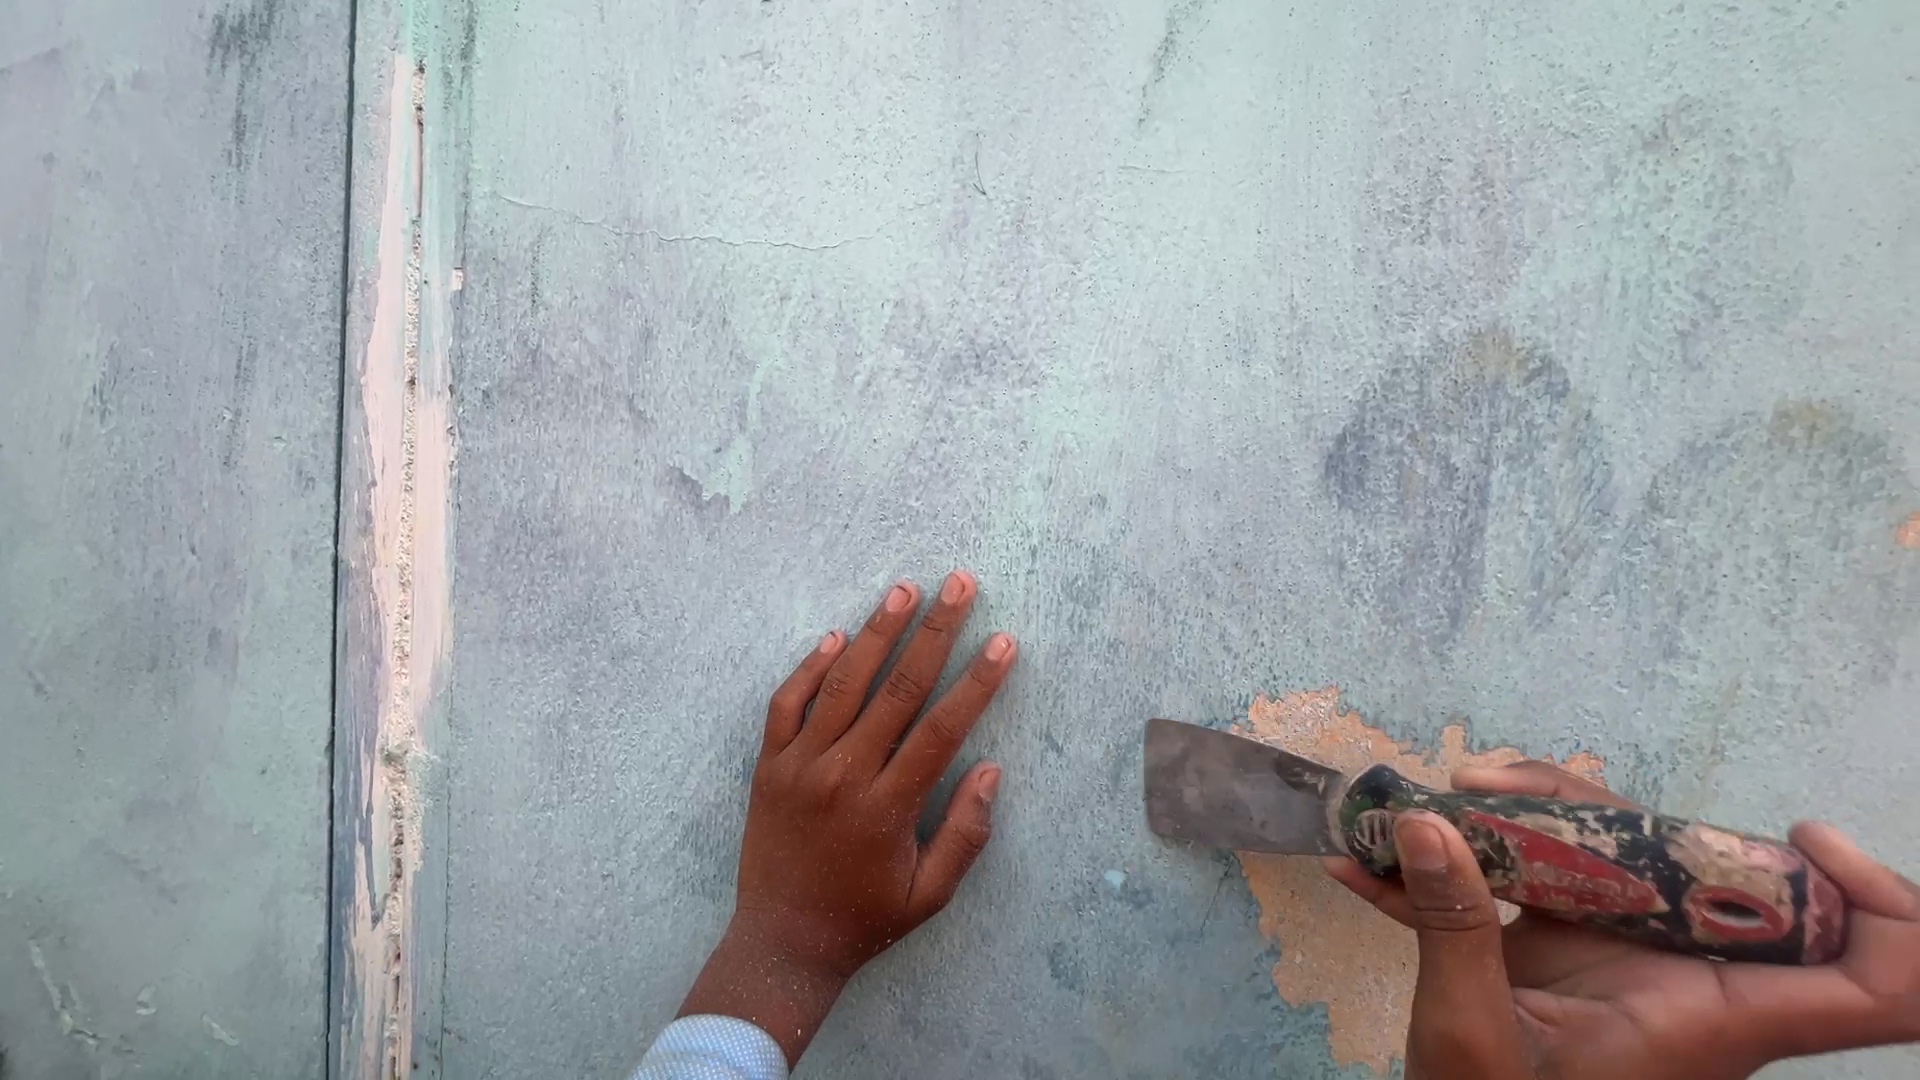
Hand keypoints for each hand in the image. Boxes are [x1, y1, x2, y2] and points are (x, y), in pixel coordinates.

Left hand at [678, 571, 1016, 1063]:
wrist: (781, 944)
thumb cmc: (864, 919)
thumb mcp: (929, 894)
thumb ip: (966, 834)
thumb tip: (991, 769)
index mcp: (887, 806)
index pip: (942, 728)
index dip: (977, 681)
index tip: (1003, 641)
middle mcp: (844, 774)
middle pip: (898, 689)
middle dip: (935, 631)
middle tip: (959, 585)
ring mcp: (800, 765)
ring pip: (843, 683)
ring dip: (876, 632)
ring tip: (904, 590)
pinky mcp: (768, 764)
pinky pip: (786, 703)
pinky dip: (810, 667)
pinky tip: (837, 636)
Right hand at [1325, 763, 1919, 1079]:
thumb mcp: (1472, 1032)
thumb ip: (1455, 927)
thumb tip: (1425, 821)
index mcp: (1703, 1015)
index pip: (1872, 985)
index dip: (1876, 907)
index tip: (1797, 832)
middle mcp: (1671, 973)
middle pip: (1678, 865)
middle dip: (1583, 806)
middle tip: (1479, 785)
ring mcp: (1603, 955)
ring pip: (1590, 858)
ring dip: (1499, 820)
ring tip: (1419, 805)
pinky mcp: (1545, 948)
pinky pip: (1506, 886)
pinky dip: (1435, 874)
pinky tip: (1364, 867)